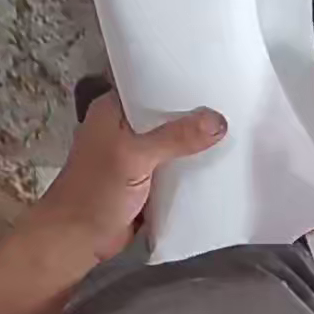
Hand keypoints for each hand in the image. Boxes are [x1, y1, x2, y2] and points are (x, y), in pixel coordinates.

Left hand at [16, 90, 226, 265]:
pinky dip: (193, 164)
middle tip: (235, 100)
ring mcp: (138, 154)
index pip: (152, 82)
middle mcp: (127, 127)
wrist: (77, 240)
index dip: (182, 79)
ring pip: (175, 140)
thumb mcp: (135, 156)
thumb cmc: (96, 191)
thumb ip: (175, 138)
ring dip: (197, 140)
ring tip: (236, 127)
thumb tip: (219, 121)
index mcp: (114, 109)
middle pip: (168, 113)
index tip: (217, 73)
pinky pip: (177, 165)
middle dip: (197, 111)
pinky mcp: (149, 179)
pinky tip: (222, 159)